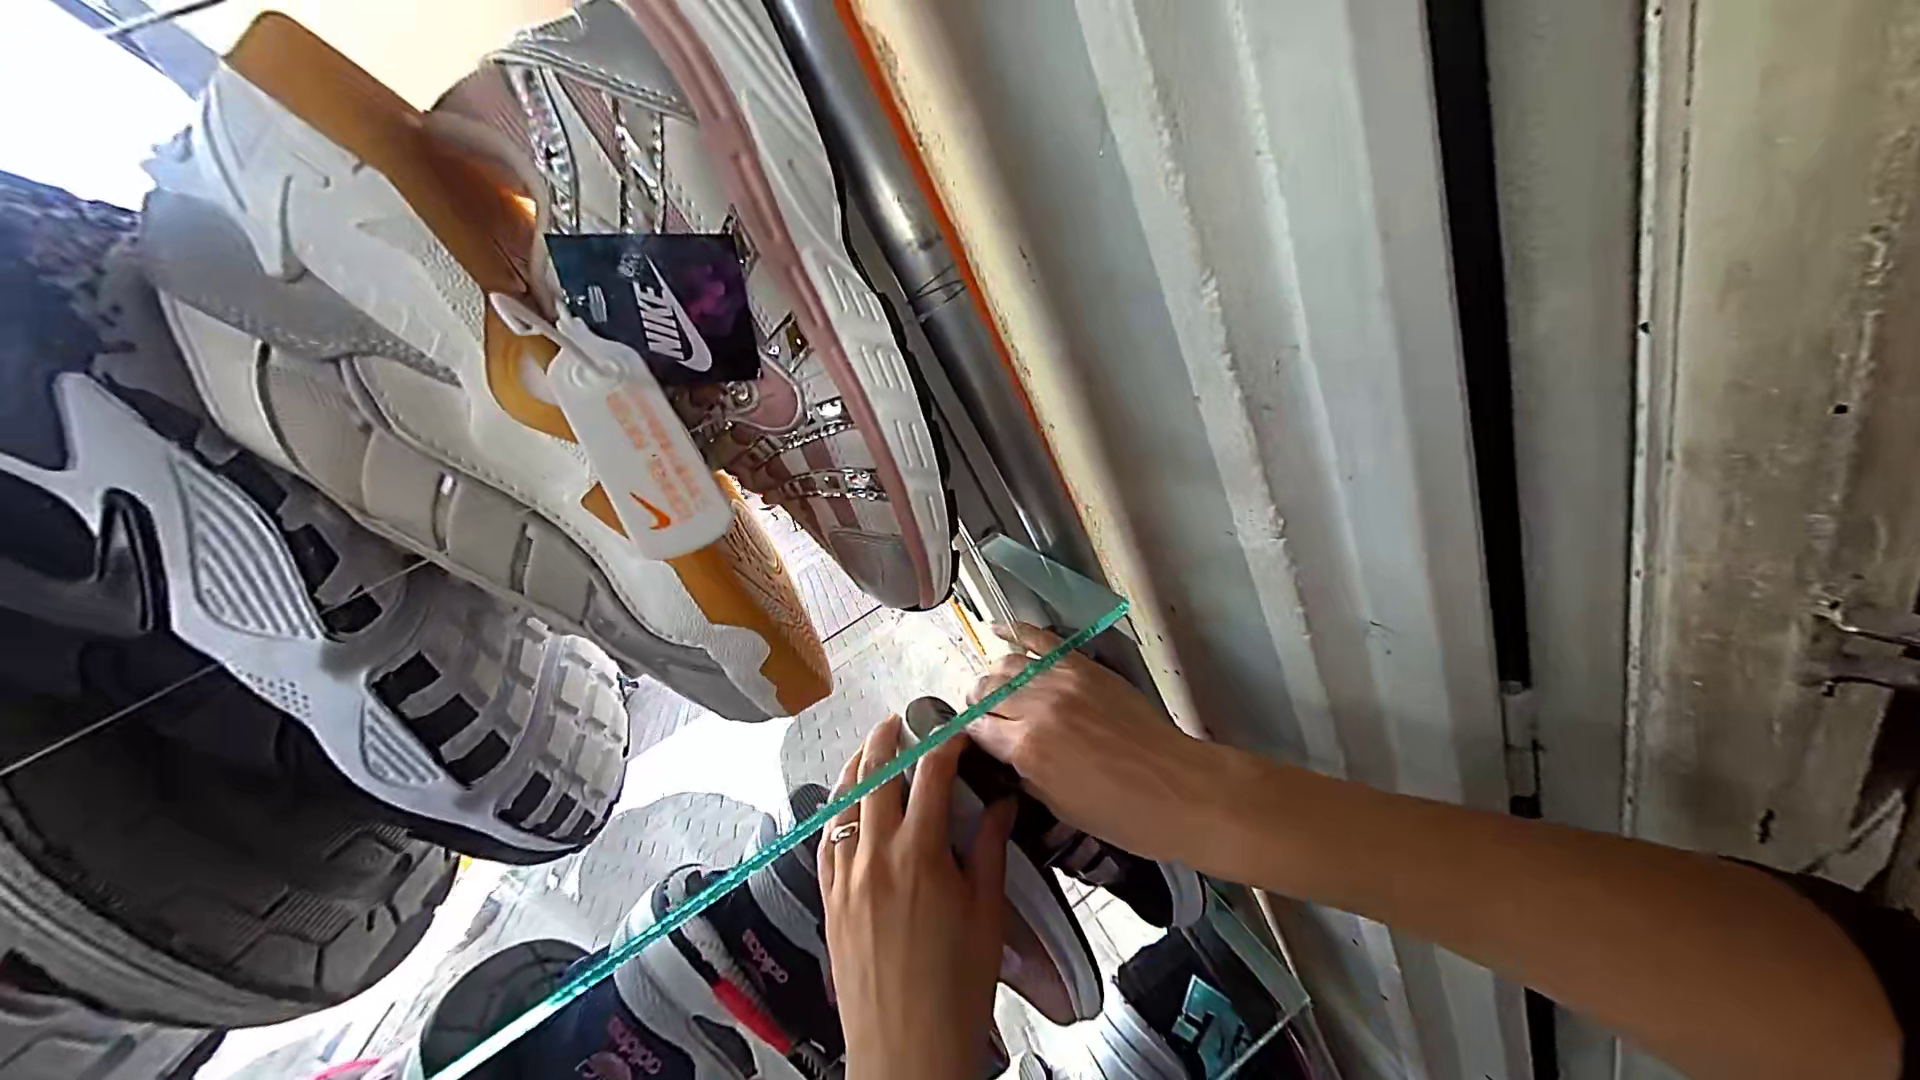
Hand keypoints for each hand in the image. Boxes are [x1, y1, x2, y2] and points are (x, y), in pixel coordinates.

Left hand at [820, 716, 1013, 1079]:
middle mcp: (876, 853)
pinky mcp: (828, 898)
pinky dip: (836, 811)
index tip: (956, 729)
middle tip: (900, 720)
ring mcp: (845, 874)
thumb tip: (1000, 802)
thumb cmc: (959, 985)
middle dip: (889, 737)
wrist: (907, 1052)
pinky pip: (826, 840)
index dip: (945, 742)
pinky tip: (845, 804)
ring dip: (857, 766)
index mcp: (920, 852)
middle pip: (877, 774)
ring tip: (869, 747)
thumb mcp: (987, 911)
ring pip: (844, 800)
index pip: (930, 773)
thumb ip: (989, 847)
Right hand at [966, 623, 1241, 866]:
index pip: (977, 729)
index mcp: (1027, 748)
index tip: (973, 738)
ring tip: (994, 686)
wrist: (1179, 790)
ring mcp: (1062, 681)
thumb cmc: (1123, 812)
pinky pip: (1041, 639)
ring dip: (993, 676)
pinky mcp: (1084, 667)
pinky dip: (1016, 630)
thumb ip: (1024, 774)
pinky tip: (998, 629)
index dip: (971, 734)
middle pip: (986, 691)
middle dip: (978, 704)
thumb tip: (1006, 754)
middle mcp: (1037, 707)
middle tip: (985, 716)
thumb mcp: (1059, 807)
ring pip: (1006, 664)